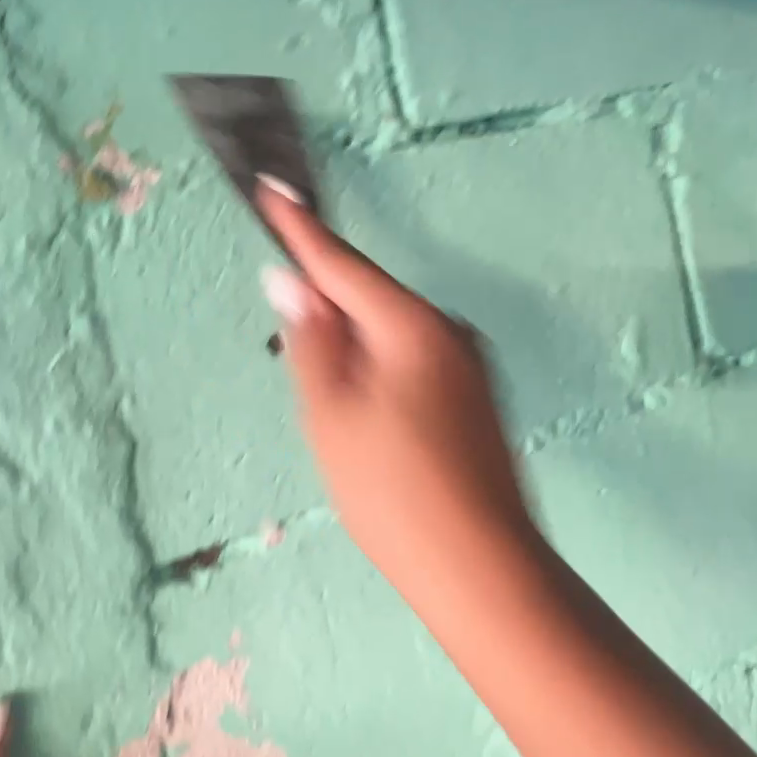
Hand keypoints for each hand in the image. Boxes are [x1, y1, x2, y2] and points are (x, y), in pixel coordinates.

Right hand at [256, 176, 539, 596]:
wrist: (483, 569)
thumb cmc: (392, 491)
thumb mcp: (330, 413)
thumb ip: (311, 338)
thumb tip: (291, 281)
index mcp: (413, 324)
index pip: (342, 262)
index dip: (300, 227)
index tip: (273, 187)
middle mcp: (450, 330)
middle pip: (371, 297)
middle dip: (327, 300)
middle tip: (289, 323)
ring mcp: (470, 362)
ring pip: (391, 331)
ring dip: (353, 339)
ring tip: (330, 397)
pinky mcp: (476, 394)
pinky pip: (413, 357)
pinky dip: (379, 365)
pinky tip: (368, 413)